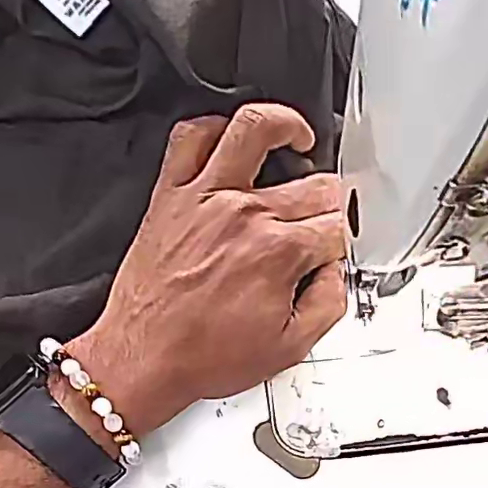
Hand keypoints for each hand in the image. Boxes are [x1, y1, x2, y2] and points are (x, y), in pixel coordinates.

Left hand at [60, 103, 350, 438]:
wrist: (146, 360)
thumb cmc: (203, 357)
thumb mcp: (287, 349)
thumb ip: (327, 305)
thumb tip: (334, 275)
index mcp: (278, 253)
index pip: (334, 229)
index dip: (340, 245)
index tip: (330, 256)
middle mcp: (244, 215)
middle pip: (311, 184)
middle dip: (330, 203)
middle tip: (323, 221)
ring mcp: (205, 198)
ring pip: (255, 130)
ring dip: (286, 127)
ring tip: (298, 140)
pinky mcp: (171, 197)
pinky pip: (191, 137)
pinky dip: (215, 128)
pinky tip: (230, 141)